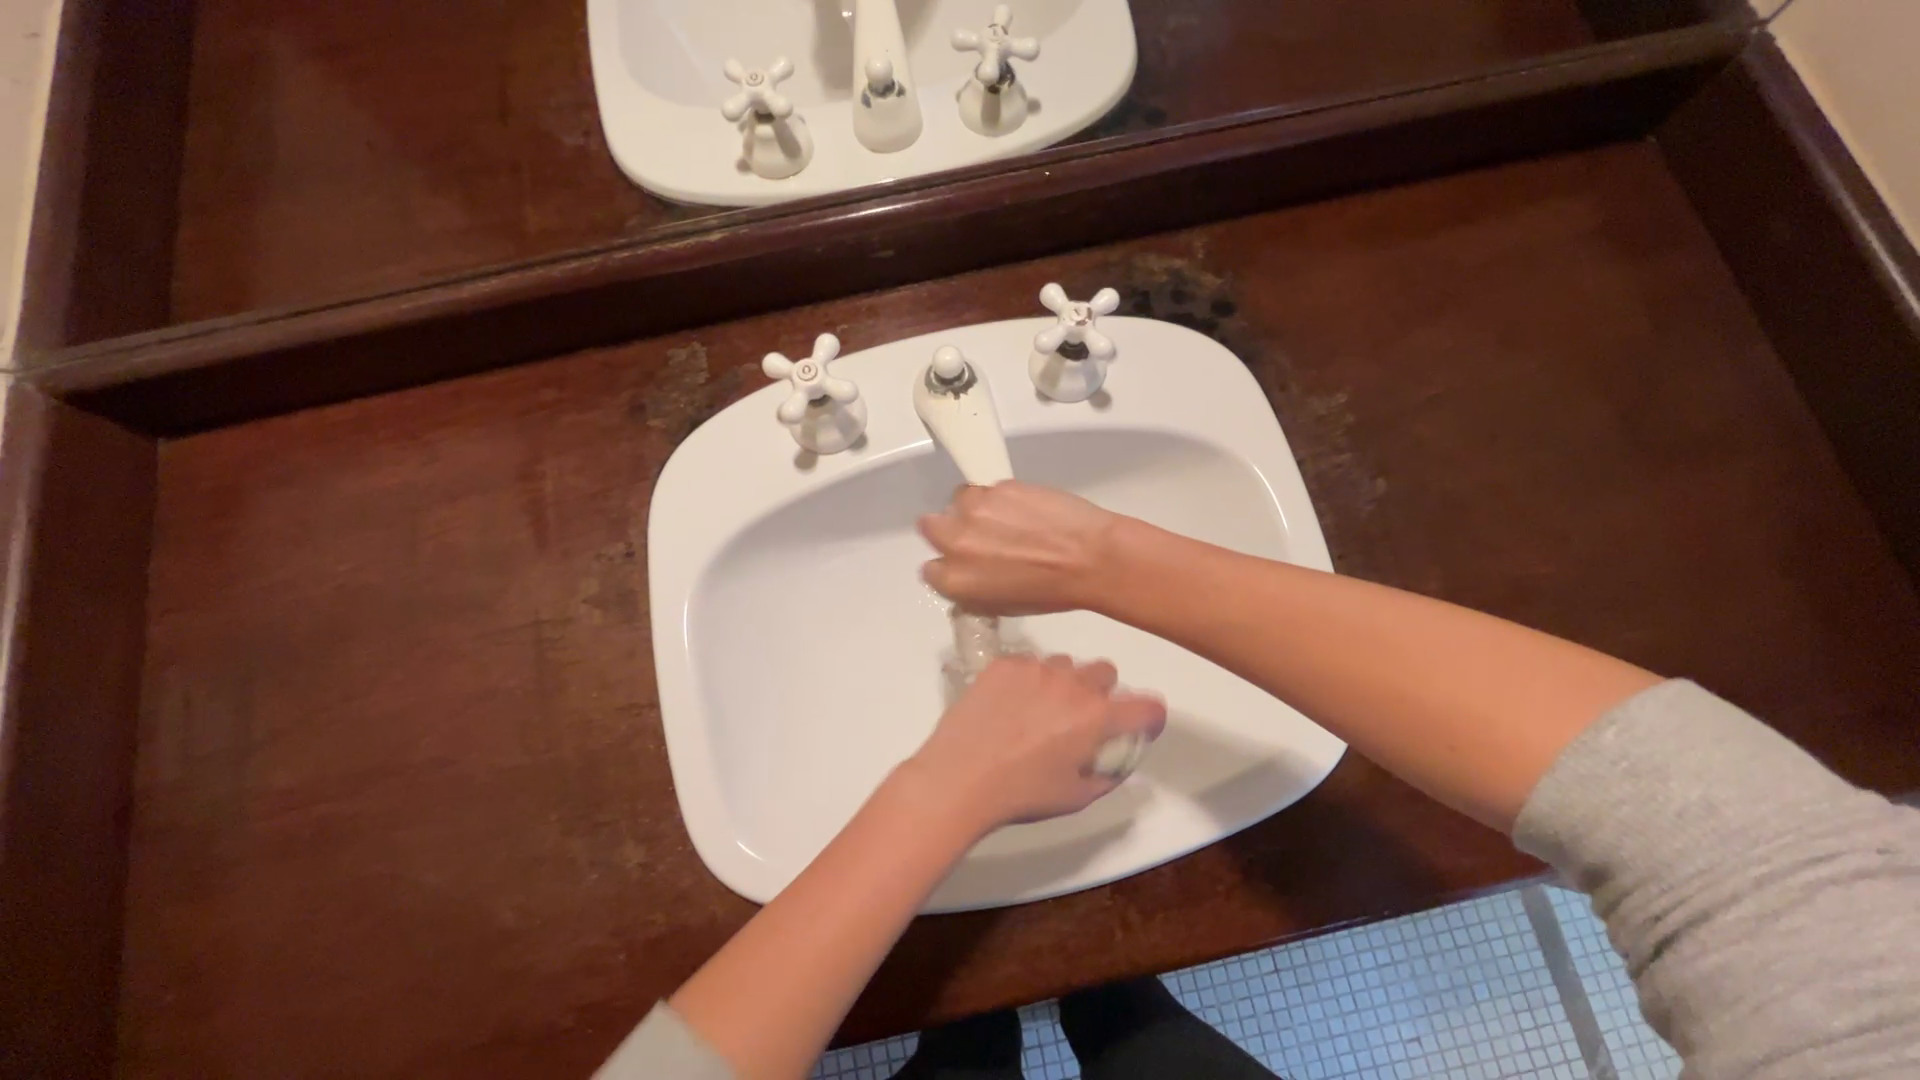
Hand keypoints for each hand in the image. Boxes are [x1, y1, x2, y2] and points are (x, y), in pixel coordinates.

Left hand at [902, 654, 1166, 832]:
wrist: (959, 778)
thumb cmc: (1022, 794)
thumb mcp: (1076, 797)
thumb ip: (1106, 775)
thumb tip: (1113, 760)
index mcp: (1098, 718)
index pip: (1148, 706)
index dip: (1149, 718)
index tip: (1138, 727)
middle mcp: (1073, 684)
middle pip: (1106, 673)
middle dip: (1102, 693)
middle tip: (1079, 719)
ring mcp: (1037, 669)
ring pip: (1066, 664)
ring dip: (1064, 683)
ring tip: (1039, 711)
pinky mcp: (1004, 664)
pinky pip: (1029, 663)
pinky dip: (1028, 679)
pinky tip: (1009, 704)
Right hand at [918, 482, 1122, 615]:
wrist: (1091, 557)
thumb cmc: (1051, 592)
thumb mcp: (1002, 606)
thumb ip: (972, 591)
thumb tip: (966, 578)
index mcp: (954, 579)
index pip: (930, 569)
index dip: (949, 565)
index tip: (966, 564)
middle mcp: (956, 541)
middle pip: (931, 526)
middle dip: (949, 530)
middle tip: (978, 537)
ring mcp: (976, 508)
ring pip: (959, 501)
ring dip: (974, 509)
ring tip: (1004, 520)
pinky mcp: (1000, 486)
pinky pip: (989, 489)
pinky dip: (1001, 499)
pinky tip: (1025, 511)